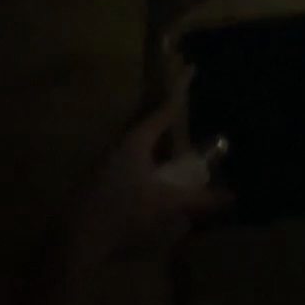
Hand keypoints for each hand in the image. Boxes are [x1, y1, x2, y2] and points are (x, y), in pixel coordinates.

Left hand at [60, 68, 231, 269]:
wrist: (73, 239)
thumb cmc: (121, 212)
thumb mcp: (165, 205)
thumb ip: (198, 199)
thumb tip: (231, 197)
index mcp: (138, 139)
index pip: (166, 107)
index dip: (181, 86)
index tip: (191, 65)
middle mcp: (121, 142)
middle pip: (150, 120)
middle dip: (169, 112)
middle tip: (186, 103)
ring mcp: (108, 159)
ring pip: (139, 140)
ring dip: (158, 138)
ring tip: (176, 141)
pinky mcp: (100, 177)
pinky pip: (132, 156)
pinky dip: (148, 157)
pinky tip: (155, 173)